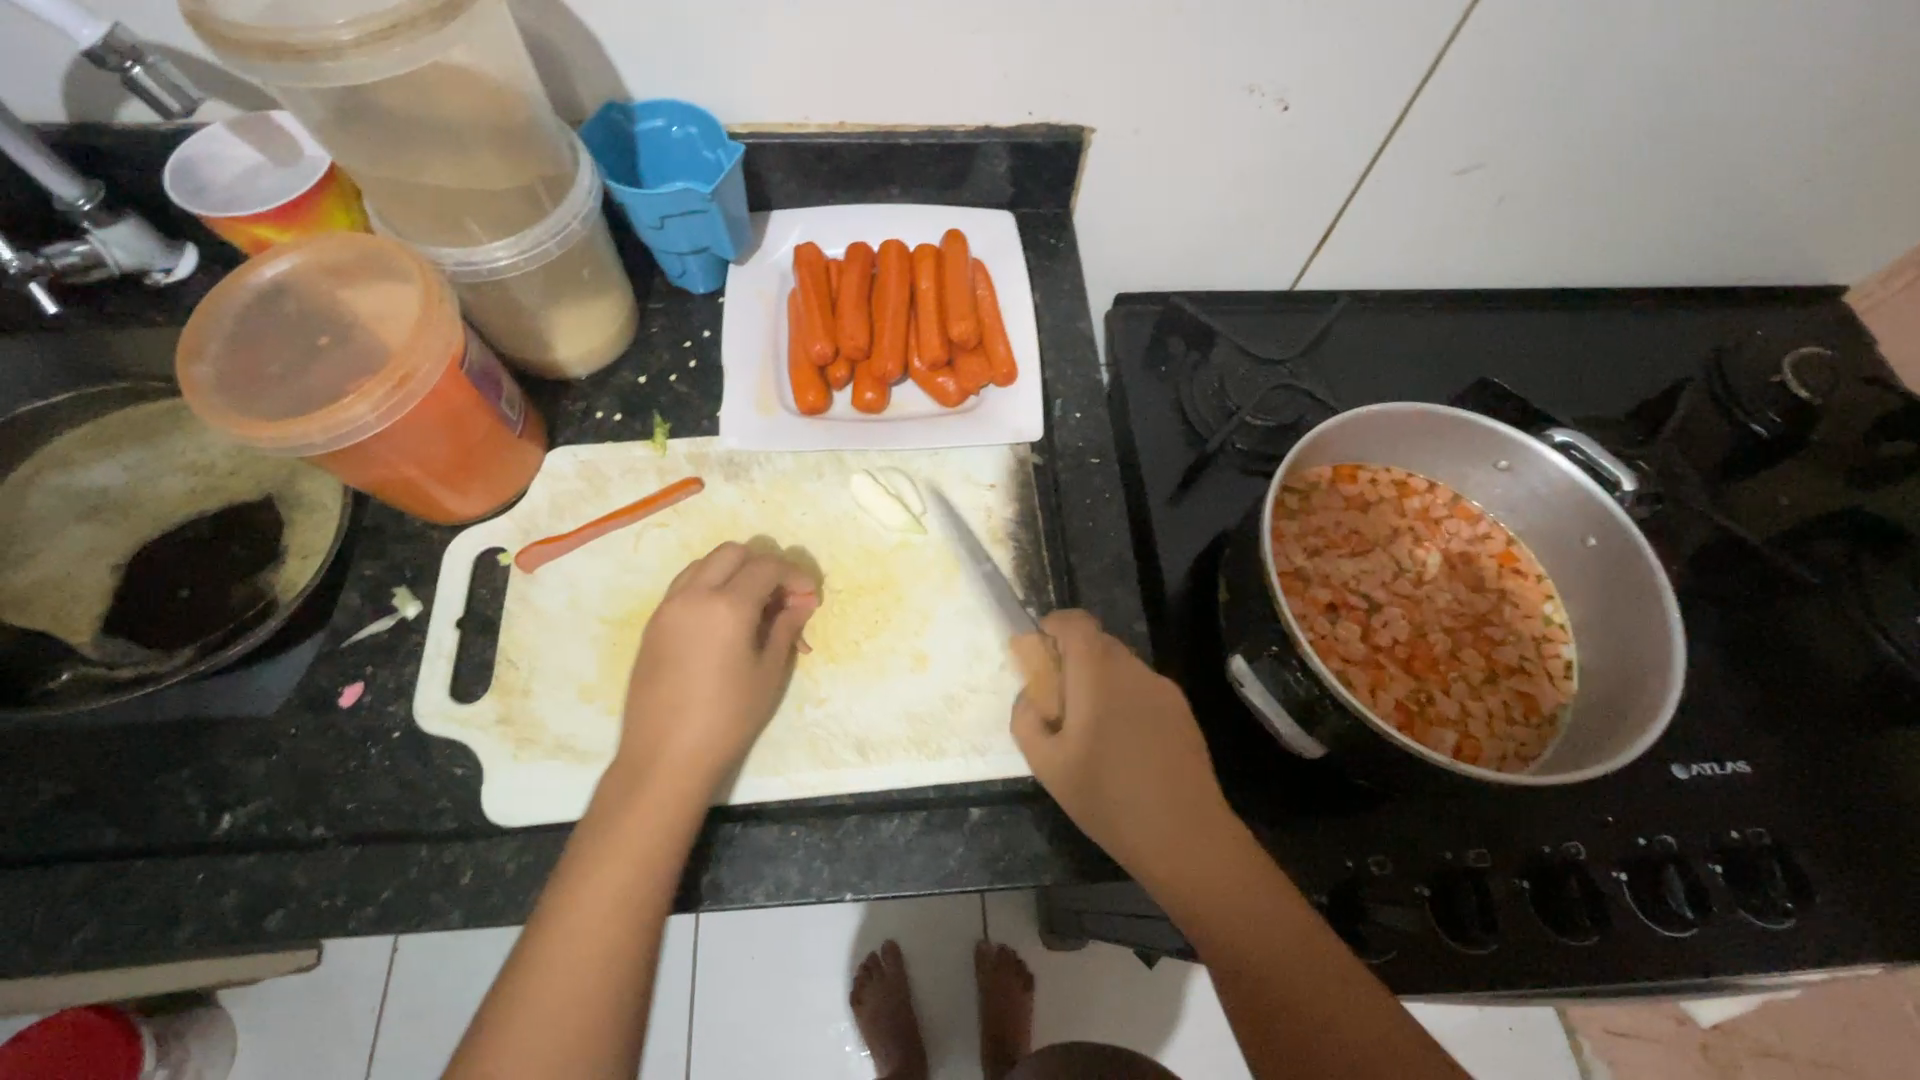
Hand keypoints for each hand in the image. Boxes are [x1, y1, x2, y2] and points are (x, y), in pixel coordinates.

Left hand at [615, 542, 819, 793]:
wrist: (665, 756)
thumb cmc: (727, 718)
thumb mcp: (768, 673)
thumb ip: (786, 628)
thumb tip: (801, 603)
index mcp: (726, 605)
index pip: (766, 567)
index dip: (794, 576)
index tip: (810, 598)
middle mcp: (693, 595)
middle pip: (733, 553)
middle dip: (763, 565)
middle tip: (783, 599)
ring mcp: (668, 607)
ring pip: (705, 564)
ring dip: (734, 572)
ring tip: (755, 608)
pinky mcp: (654, 624)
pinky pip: (686, 586)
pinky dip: (711, 586)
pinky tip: (726, 620)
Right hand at [1011, 610, 1233, 878]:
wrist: (1184, 835)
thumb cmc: (1107, 799)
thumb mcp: (1047, 765)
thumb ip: (1027, 719)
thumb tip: (1030, 696)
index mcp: (1098, 674)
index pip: (1075, 622)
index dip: (1053, 628)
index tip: (1038, 656)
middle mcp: (1134, 670)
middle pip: (1098, 643)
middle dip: (1072, 661)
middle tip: (1057, 704)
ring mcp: (1164, 689)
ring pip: (1121, 667)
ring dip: (1099, 683)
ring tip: (1090, 732)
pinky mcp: (1182, 712)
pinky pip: (1142, 690)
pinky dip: (1124, 701)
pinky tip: (1123, 747)